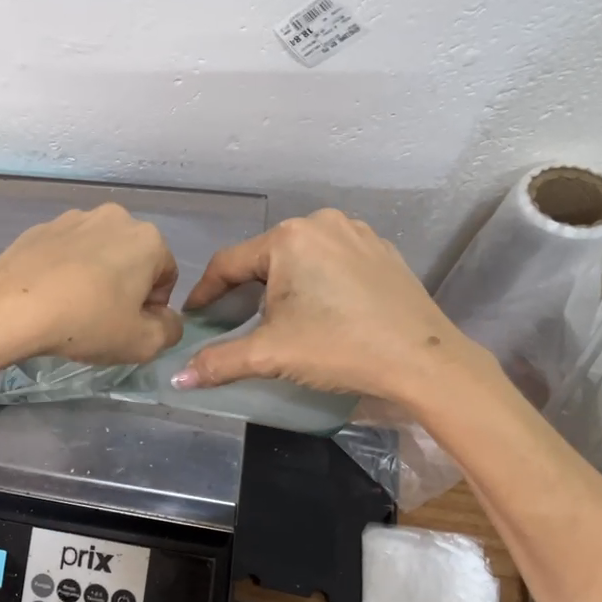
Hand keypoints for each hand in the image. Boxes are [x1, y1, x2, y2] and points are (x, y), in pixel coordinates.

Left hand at [0, 203, 183, 364]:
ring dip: (94, 277)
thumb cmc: (87, 322)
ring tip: (72, 309)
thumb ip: (169, 331)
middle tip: (101, 320)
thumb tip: (166, 320)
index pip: (166, 277)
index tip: (129, 328)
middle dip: (124, 288)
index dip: (153, 308)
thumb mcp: (142, 343)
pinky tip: (49, 297)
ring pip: (96, 254)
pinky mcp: (40, 228)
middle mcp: (114, 218)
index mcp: (148, 239)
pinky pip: (64, 253)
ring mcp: (73, 219)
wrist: (12, 307)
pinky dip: (63, 271)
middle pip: (131, 260)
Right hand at [173, 209, 487, 402]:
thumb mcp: (270, 355)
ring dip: (280, 286)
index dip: (205, 294)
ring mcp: (356, 234)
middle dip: (243, 290)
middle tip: (231, 322)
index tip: (194, 318)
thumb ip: (219, 362)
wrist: (424, 361)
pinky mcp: (381, 251)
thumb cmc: (339, 348)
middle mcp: (321, 223)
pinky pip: (331, 262)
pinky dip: (315, 283)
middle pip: (264, 258)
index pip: (228, 264)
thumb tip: (177, 379)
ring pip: (299, 259)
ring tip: (273, 318)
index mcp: (288, 238)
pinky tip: (318, 311)